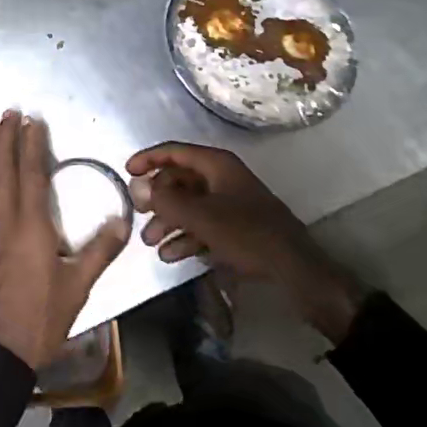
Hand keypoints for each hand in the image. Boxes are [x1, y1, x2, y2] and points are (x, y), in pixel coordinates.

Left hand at [0, 110, 126, 369]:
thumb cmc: (41, 316)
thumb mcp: (79, 286)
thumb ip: (100, 250)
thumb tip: (122, 219)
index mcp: (30, 226)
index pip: (30, 174)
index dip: (31, 144)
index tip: (32, 121)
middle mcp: (4, 218)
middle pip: (2, 167)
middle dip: (5, 136)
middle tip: (8, 111)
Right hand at [126, 142, 365, 342]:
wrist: (299, 274)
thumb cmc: (248, 234)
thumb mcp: (200, 216)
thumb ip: (164, 200)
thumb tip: (136, 187)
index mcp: (217, 164)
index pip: (173, 152)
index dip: (148, 159)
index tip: (126, 172)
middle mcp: (223, 178)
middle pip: (180, 181)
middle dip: (157, 200)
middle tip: (138, 215)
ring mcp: (232, 204)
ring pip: (190, 206)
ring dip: (169, 222)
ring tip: (152, 242)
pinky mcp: (239, 229)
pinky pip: (204, 226)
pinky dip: (187, 237)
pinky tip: (172, 256)